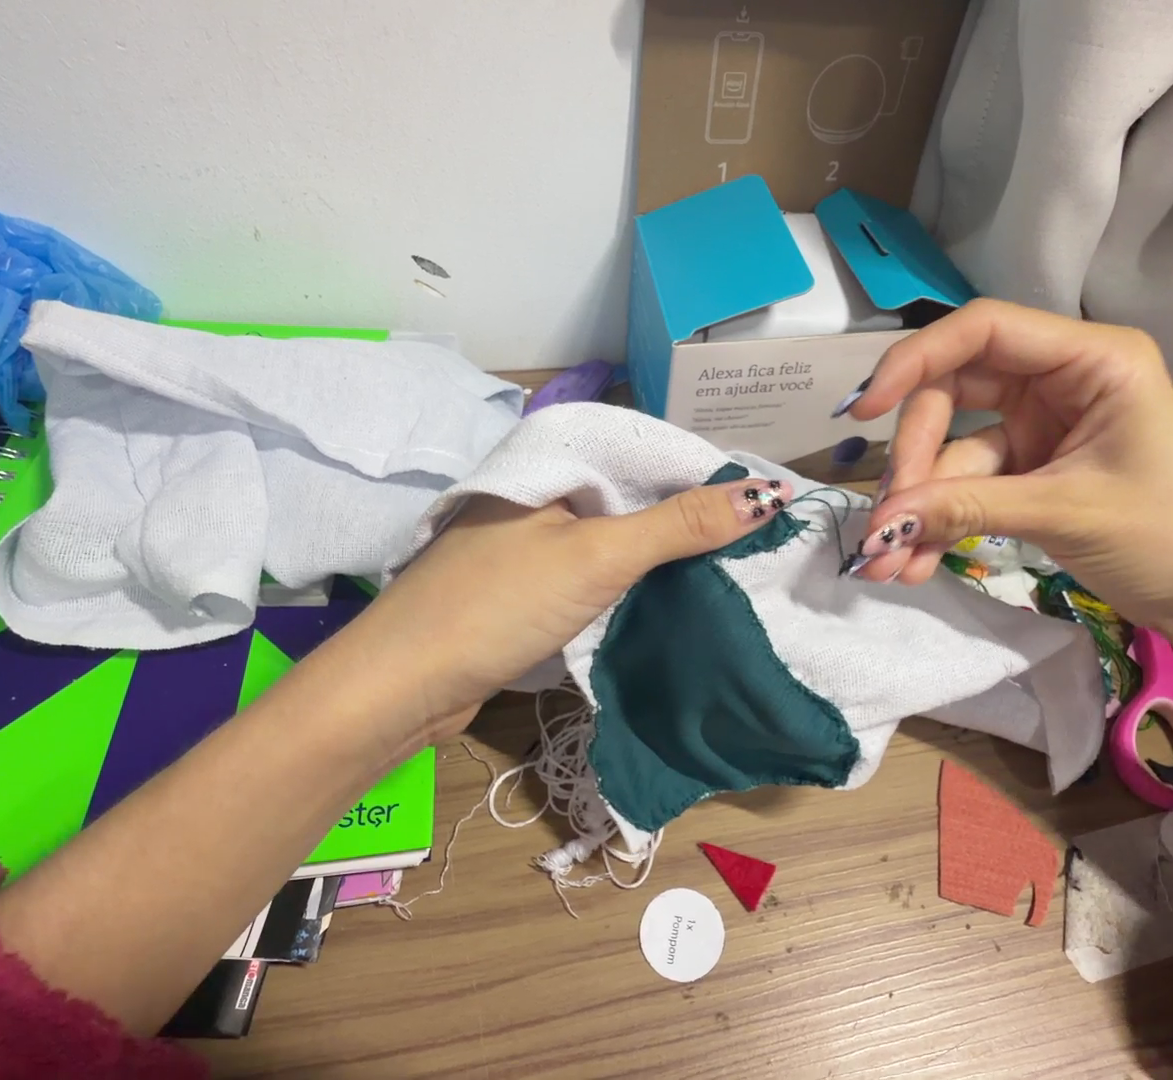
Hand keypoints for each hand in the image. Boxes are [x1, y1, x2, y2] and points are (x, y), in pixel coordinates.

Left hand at [348, 477, 787, 734]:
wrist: (404, 684)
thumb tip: (768, 493)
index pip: (647, 449)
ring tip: (731, 564)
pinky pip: (596, 566)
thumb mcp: (597, 556)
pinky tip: (672, 591)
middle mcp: (543, 489)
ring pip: (617, 532)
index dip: (706, 473)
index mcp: (552, 460)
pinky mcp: (530, 581)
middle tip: (759, 539)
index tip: (766, 501)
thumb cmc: (498, 604)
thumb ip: (679, 524)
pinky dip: (633, 577)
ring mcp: (533, 537)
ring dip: (665, 549)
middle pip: (634, 492)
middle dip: (692, 515)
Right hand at [844, 298, 1172, 633]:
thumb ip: (967, 507)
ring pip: (951, 450)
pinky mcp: (1028, 470)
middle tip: (886, 521)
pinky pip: (965, 488)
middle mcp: (1058, 381)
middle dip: (915, 460)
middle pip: (952, 394)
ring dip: (916, 507)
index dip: (913, 362)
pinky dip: (937, 524)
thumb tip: (879, 523)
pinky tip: (913, 564)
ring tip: (888, 563)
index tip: (863, 411)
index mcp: (1090, 359)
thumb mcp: (1065, 512)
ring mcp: (1039, 427)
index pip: (982, 331)